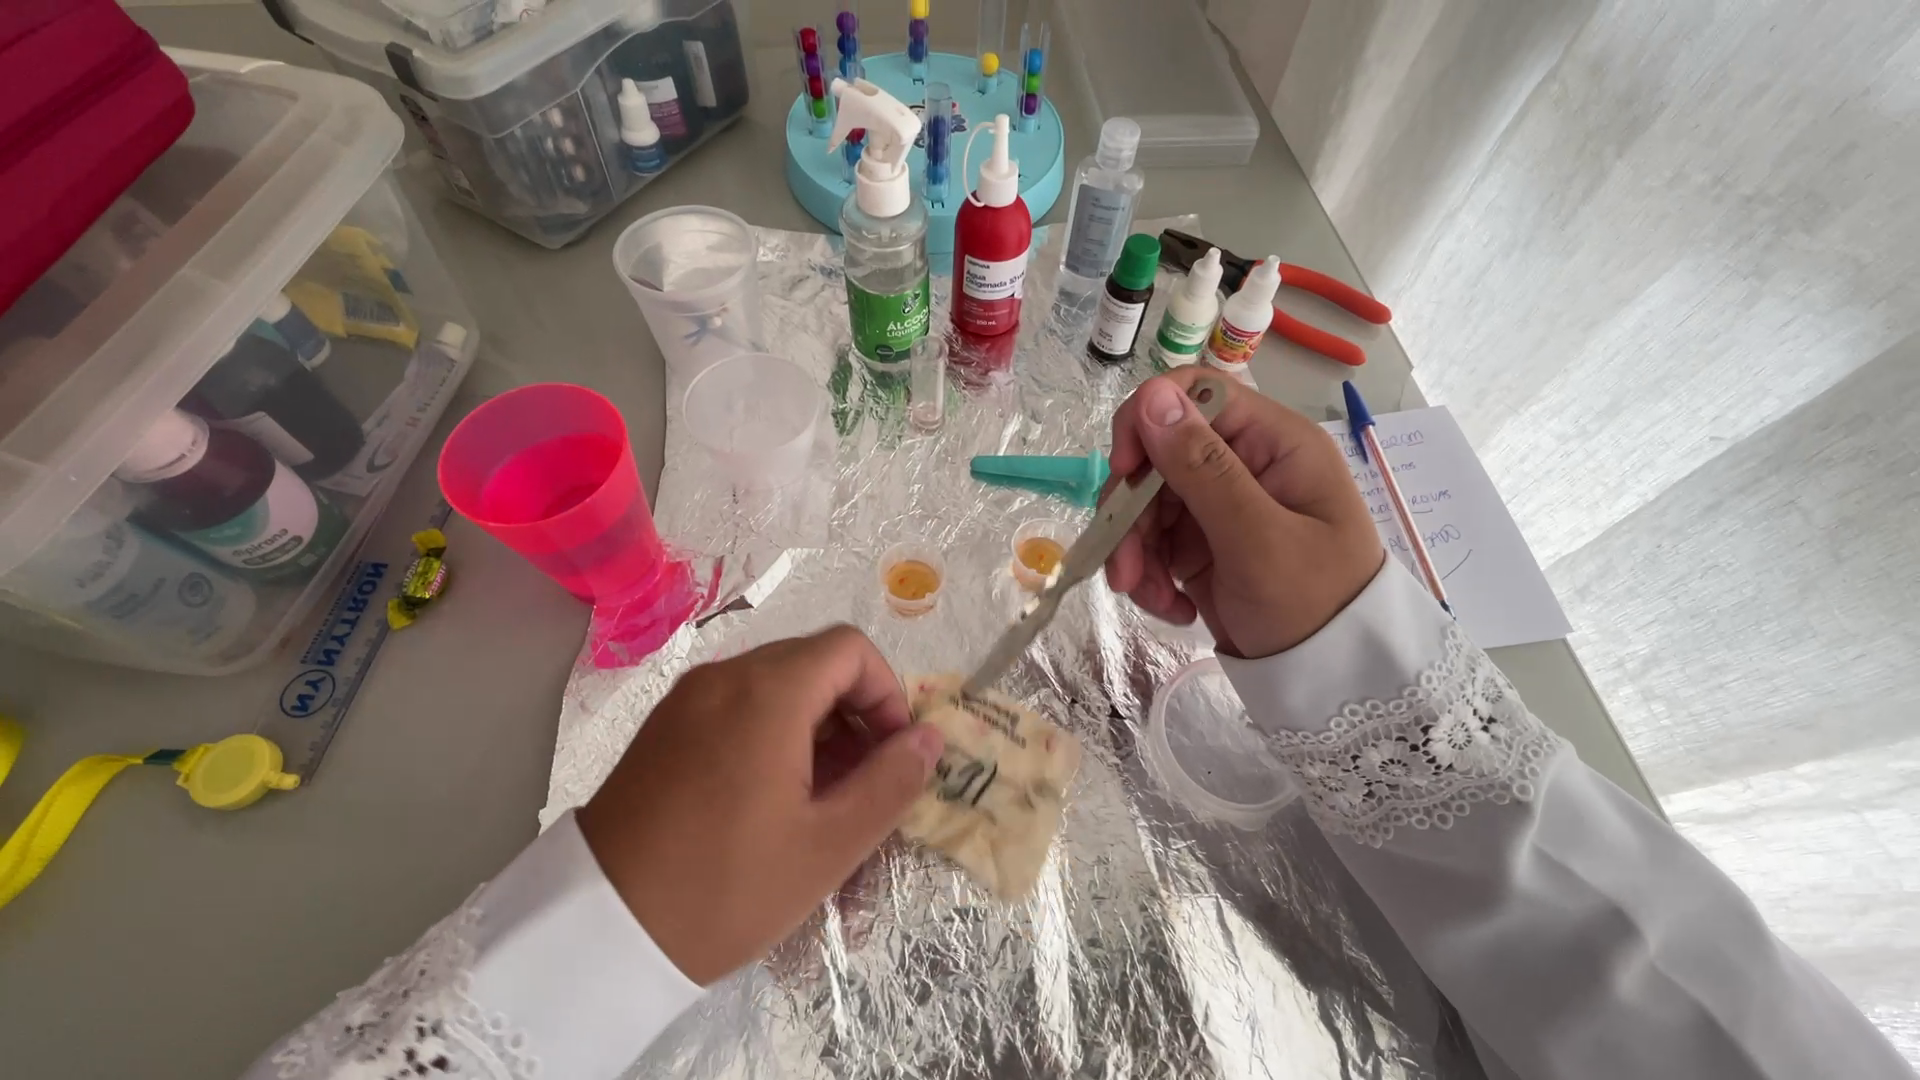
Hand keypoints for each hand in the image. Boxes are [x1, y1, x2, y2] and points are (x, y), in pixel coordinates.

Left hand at [576, 626, 944, 984]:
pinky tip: (772, 796)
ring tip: (821, 798)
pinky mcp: (665, 726)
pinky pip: (739, 705)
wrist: (596, 929)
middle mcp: (725, 677)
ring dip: (817, 726)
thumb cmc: (724, 889)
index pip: (851, 649)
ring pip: (778, 685)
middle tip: (862, 784)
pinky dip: (774, 732)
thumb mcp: (827, 847)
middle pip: (815, 663)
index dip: (887, 693)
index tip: (892, 754)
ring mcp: (689, 699)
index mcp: (766, 693)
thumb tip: (930, 737)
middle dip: (855, 713)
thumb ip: (890, 783)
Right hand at [1104, 369, 1383, 658]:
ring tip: (1149, 599)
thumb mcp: (1258, 539)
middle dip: (1133, 512)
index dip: (1147, 423)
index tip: (1124, 472)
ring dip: (1135, 551)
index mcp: (1272, 443)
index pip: (1194, 396)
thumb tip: (1151, 396)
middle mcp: (1243, 464)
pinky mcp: (1202, 545)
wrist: (1332, 679)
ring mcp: (1220, 506)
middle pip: (1159, 457)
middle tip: (1126, 570)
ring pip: (1146, 503)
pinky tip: (1172, 607)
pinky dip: (1150, 575)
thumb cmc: (1313, 605)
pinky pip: (1154, 542)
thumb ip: (1203, 468)